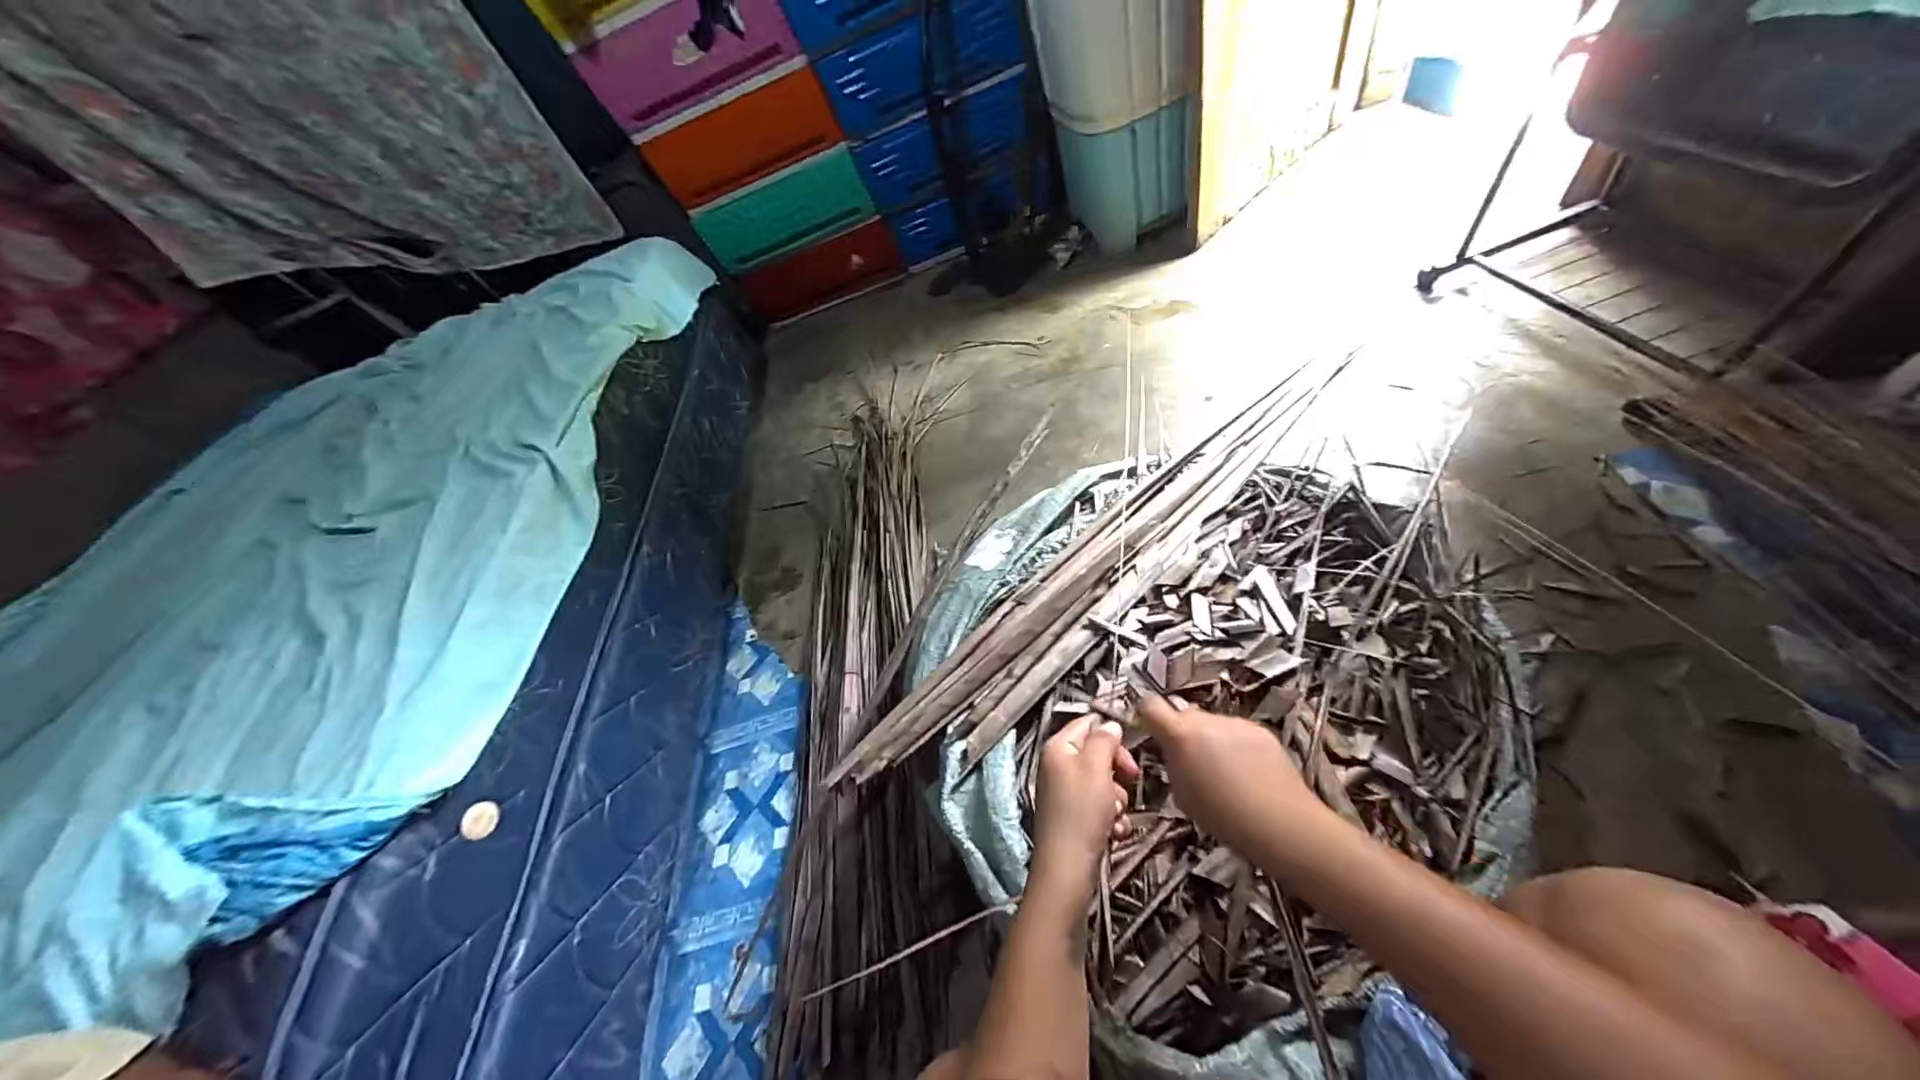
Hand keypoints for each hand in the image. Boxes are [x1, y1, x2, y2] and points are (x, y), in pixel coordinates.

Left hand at [1030, 713, 1139, 902]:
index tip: (1130, 752)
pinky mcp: (1075, 816)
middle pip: (1098, 754)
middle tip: (1130, 781)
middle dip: (1118, 770)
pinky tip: (1115, 830)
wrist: (1068, 866)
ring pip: (1104, 783)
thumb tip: (1110, 724)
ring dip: (1117, 798)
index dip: (1111, 734)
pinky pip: (1100, 806)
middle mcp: (1058, 766)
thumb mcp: (1096, 768)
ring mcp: (1066, 792)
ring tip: (1115, 814)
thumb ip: (1104, 741)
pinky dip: (1111, 817)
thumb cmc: (1082, 811)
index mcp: (1058, 747)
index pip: (1088, 724)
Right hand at [1133, 695, 1326, 856]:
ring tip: (1227, 773)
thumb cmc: (1221, 815)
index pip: (1151, 706)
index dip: (1148, 715)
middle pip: (1185, 715)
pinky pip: (1238, 733)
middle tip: (1193, 762)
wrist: (1279, 822)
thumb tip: (1176, 754)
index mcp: (1180, 734)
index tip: (1151, 728)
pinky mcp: (1261, 730)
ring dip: (1212, 740)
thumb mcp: (1181, 793)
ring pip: (1213, 725)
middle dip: (1184, 732)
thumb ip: (1174, 763)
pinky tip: (1249, 773)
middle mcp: (1206, 720)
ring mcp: (1235, 723)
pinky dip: (1237, 746)